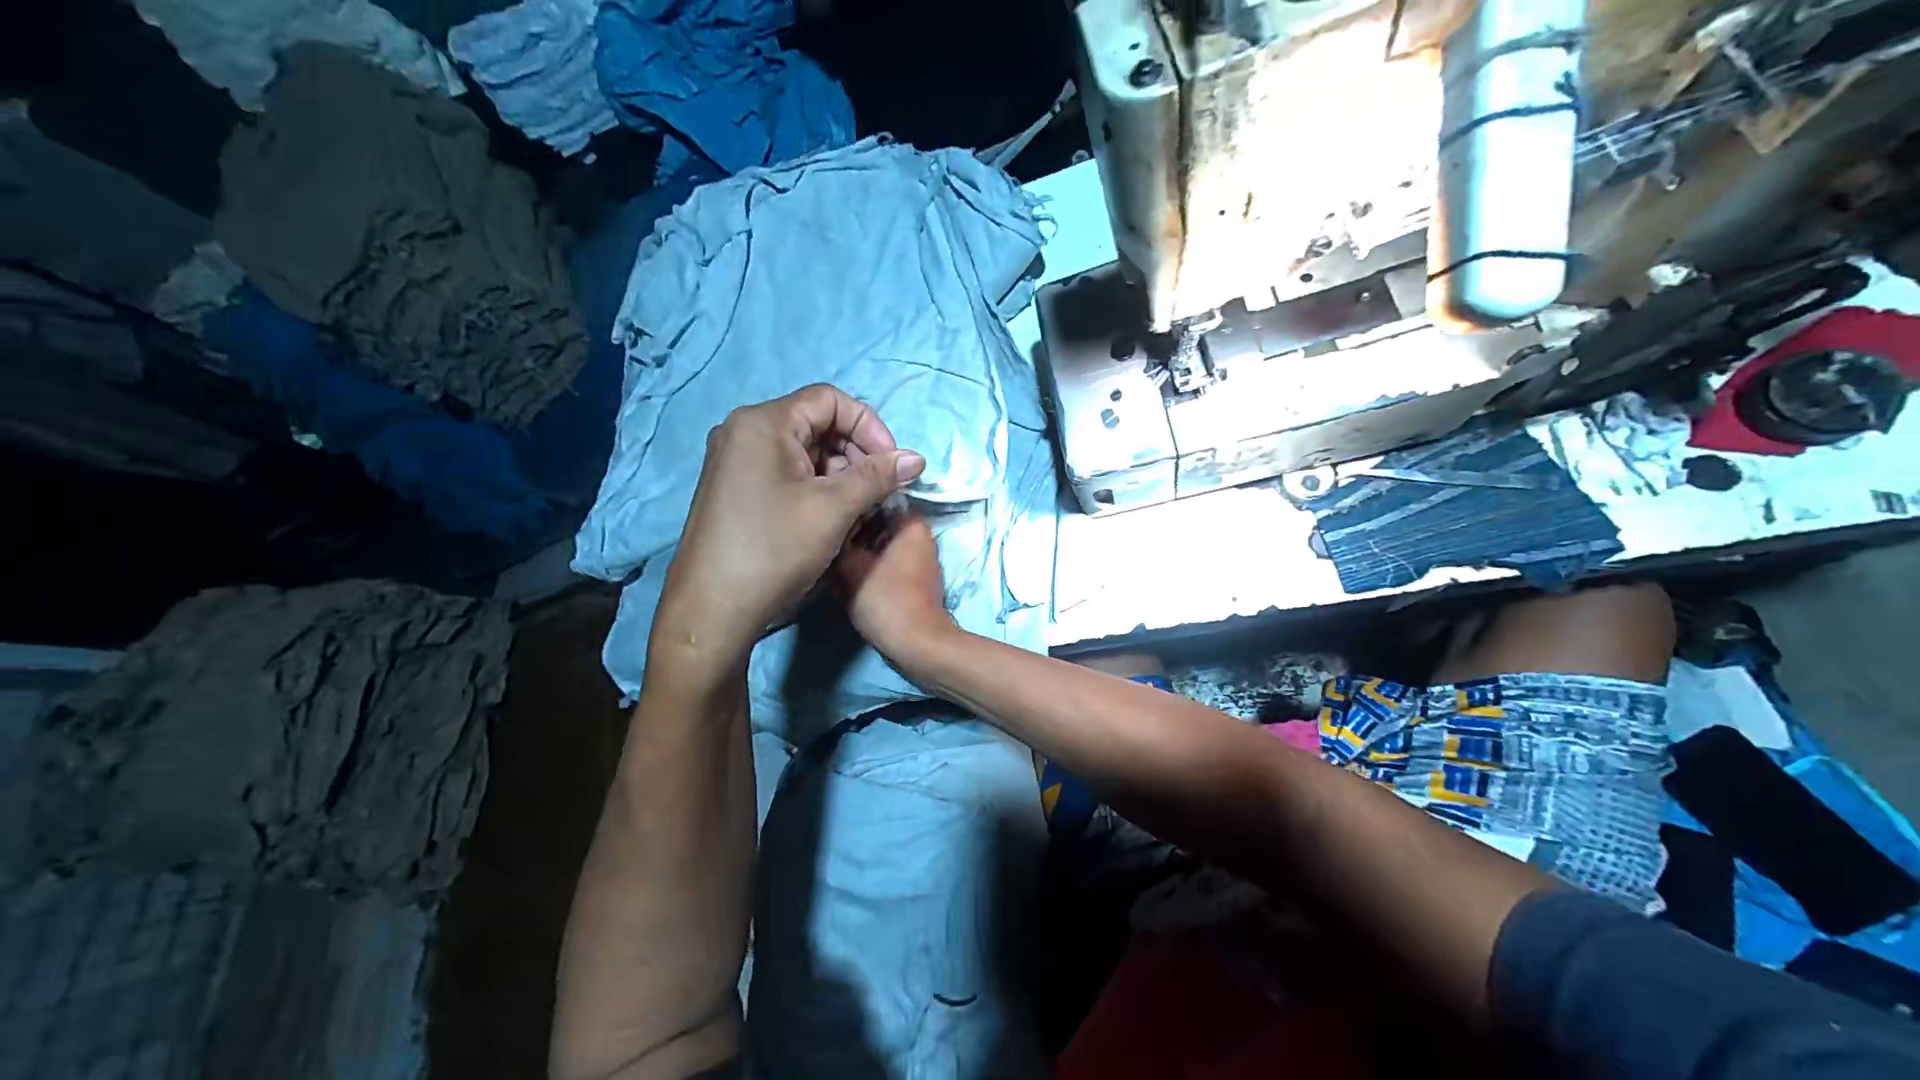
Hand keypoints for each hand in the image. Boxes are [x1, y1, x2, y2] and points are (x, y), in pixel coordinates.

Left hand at [653, 384, 925, 675]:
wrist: (712, 609)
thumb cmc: (774, 550)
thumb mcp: (834, 508)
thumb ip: (877, 476)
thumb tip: (916, 458)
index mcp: (763, 423)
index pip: (830, 400)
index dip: (870, 427)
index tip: (892, 465)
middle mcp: (744, 432)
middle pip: (817, 425)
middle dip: (856, 455)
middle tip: (878, 494)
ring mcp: (736, 462)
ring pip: (805, 453)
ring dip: (840, 477)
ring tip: (858, 514)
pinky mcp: (736, 489)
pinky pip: (787, 474)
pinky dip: (817, 490)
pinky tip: (832, 523)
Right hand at [835, 512, 958, 674]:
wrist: (916, 643)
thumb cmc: (885, 598)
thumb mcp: (850, 566)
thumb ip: (839, 540)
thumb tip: (831, 529)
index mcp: (912, 522)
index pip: (874, 500)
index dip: (849, 509)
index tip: (828, 520)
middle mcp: (922, 535)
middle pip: (879, 524)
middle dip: (855, 533)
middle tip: (828, 543)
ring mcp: (922, 559)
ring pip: (882, 545)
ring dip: (862, 552)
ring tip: (836, 560)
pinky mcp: (917, 580)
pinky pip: (889, 563)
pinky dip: (873, 567)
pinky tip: (852, 577)